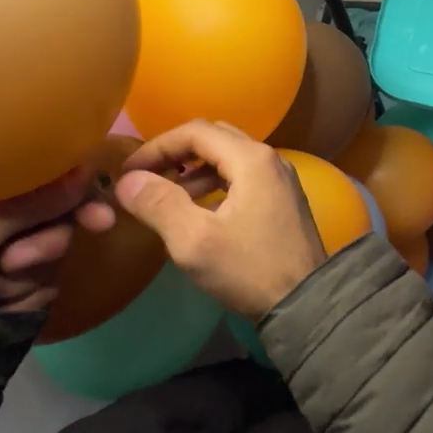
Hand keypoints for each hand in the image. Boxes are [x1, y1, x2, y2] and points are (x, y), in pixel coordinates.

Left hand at [0, 165, 113, 311]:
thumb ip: (27, 202)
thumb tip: (86, 169)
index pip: (30, 173)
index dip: (66, 178)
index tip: (95, 187)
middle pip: (54, 206)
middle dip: (58, 225)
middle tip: (98, 224)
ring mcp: (7, 252)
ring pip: (55, 240)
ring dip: (38, 259)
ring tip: (2, 277)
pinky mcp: (19, 284)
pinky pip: (48, 273)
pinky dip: (29, 285)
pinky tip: (3, 296)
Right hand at [115, 120, 326, 318]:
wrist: (306, 300)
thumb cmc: (249, 269)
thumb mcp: (195, 241)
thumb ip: (159, 204)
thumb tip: (126, 180)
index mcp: (251, 159)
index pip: (196, 131)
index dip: (157, 146)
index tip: (127, 171)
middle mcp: (269, 158)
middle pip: (215, 137)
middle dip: (175, 152)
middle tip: (144, 177)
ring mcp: (279, 177)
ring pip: (229, 157)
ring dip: (194, 170)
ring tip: (162, 196)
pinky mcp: (282, 197)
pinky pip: (241, 176)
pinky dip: (213, 183)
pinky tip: (195, 209)